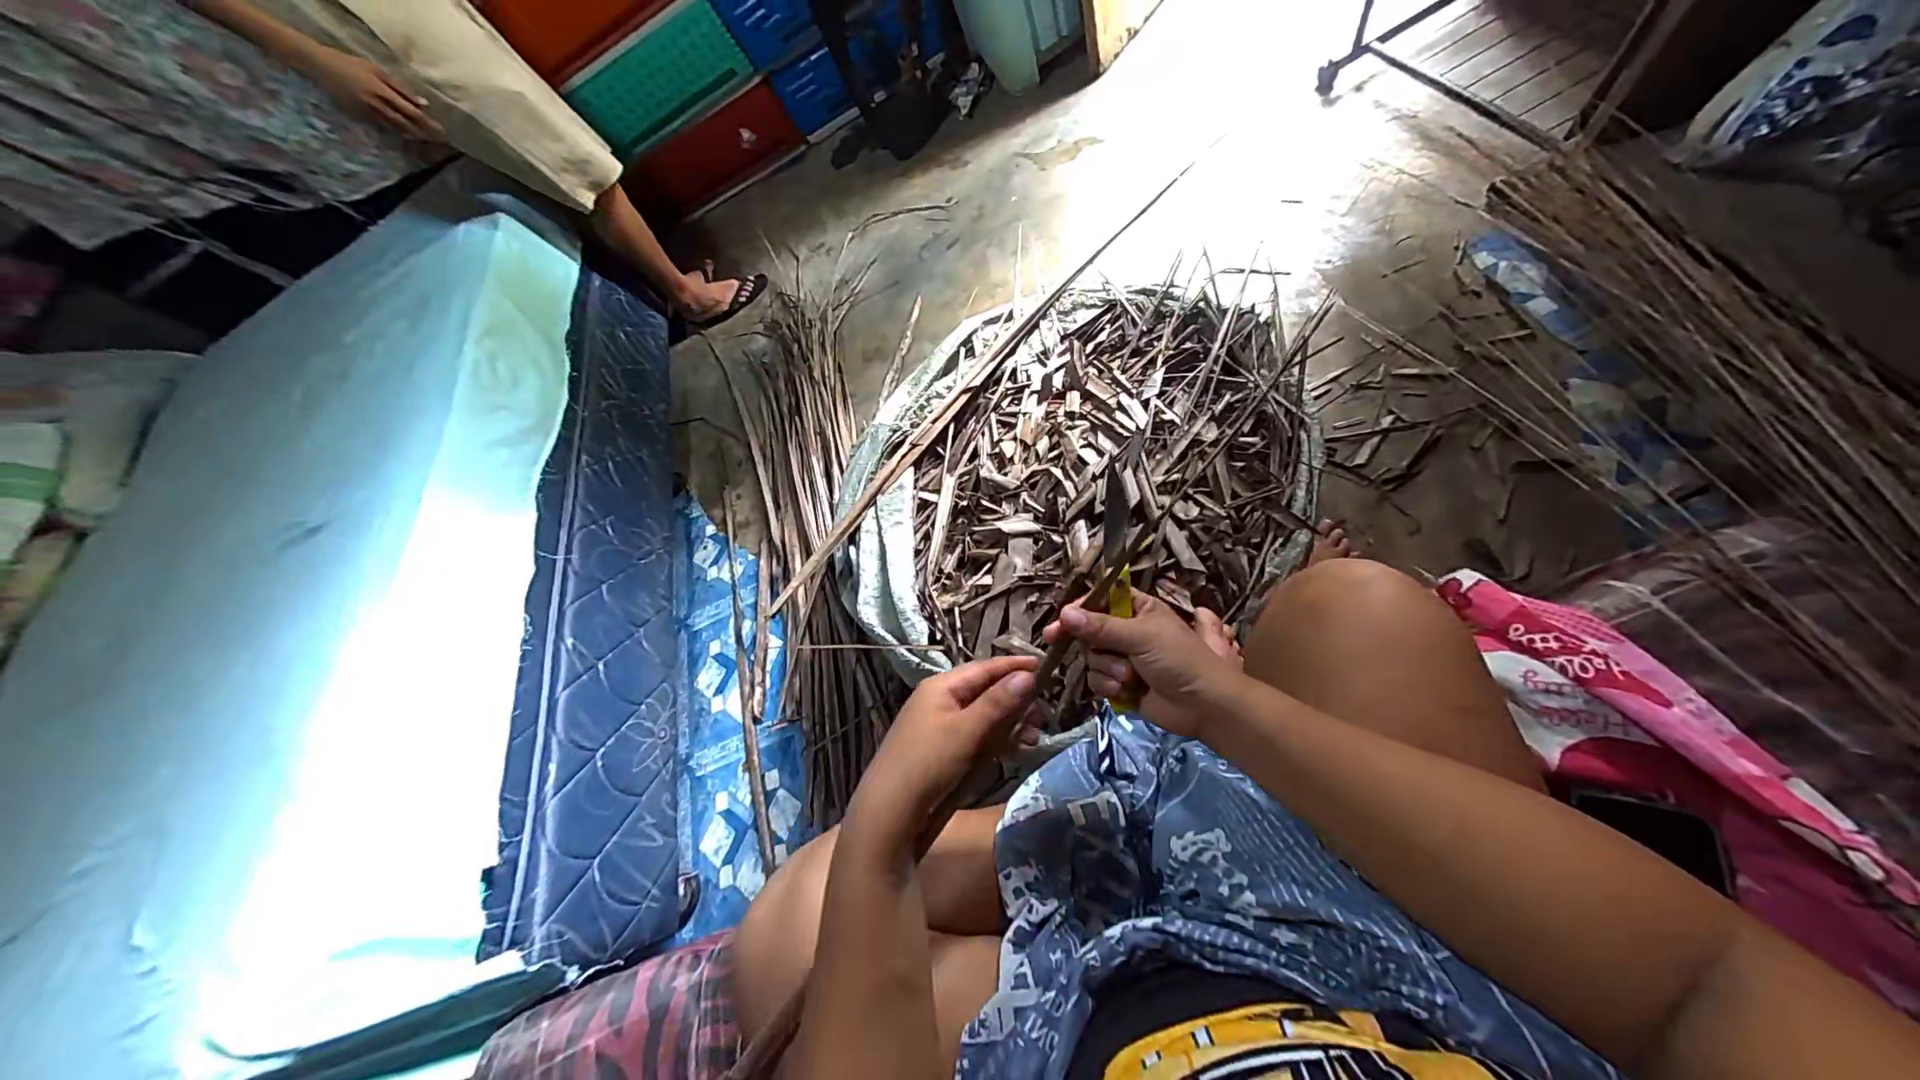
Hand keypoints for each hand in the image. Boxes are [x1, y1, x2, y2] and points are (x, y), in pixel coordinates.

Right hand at [301, 46, 444, 141]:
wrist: (317, 64)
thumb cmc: (349, 63)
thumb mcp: (376, 70)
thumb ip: (400, 88)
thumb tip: (424, 104)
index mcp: (383, 92)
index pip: (412, 113)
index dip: (428, 124)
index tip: (443, 131)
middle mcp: (377, 105)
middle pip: (407, 124)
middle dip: (425, 134)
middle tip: (441, 141)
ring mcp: (368, 112)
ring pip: (397, 128)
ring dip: (414, 135)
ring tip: (429, 141)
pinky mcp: (360, 115)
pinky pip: (384, 127)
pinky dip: (398, 132)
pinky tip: (408, 136)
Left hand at [848, 656, 1039, 836]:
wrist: (890, 810)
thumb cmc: (928, 762)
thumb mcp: (966, 730)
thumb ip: (998, 702)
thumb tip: (1027, 675)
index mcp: (942, 686)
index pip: (985, 668)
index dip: (1015, 667)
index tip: (1046, 667)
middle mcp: (941, 699)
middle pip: (986, 691)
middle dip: (1016, 701)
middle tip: (1043, 715)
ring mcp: (941, 725)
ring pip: (984, 716)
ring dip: (1010, 723)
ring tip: (1034, 736)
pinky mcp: (944, 749)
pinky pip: (977, 735)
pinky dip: (997, 740)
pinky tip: (1015, 749)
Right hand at [1043, 593, 1243, 737]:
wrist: (1204, 706)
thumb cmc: (1180, 660)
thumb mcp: (1142, 636)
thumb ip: (1101, 627)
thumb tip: (1064, 614)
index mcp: (1137, 609)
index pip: (1100, 600)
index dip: (1078, 609)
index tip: (1059, 623)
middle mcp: (1127, 630)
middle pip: (1088, 631)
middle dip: (1094, 646)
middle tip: (1075, 647)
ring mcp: (1123, 658)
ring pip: (1091, 658)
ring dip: (1106, 669)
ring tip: (1129, 677)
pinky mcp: (1120, 683)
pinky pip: (1097, 680)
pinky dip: (1108, 686)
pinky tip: (1125, 691)